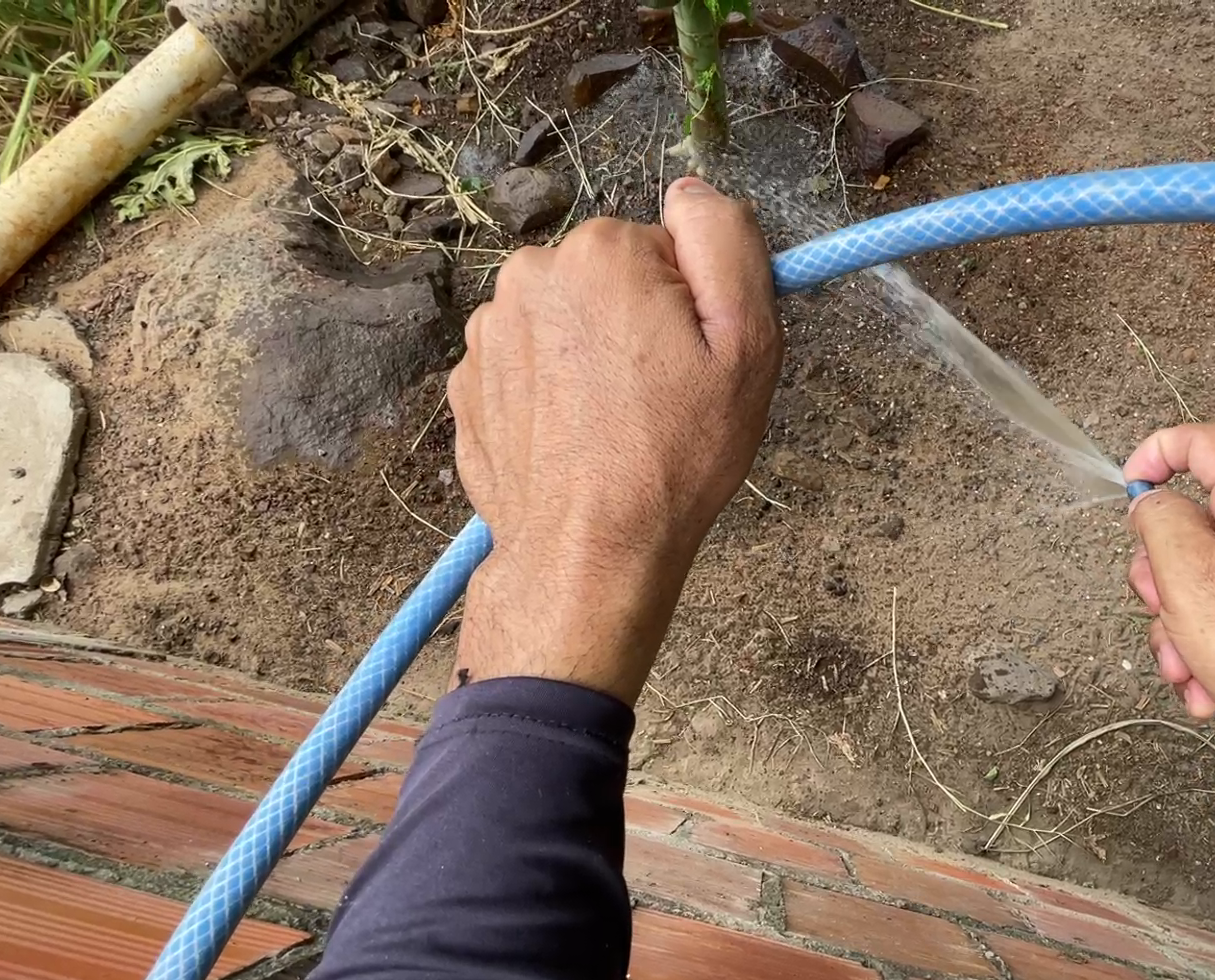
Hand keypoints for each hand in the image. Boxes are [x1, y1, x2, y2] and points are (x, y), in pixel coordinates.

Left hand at [449, 178, 781, 703]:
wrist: (590, 552)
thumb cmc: (676, 457)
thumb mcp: (747, 347)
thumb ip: (729, 244)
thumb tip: (691, 192)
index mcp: (601, 254)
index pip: (665, 250)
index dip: (691, 308)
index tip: (694, 363)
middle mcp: (529, 276)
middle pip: (612, 283)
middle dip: (641, 328)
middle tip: (662, 400)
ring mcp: (488, 334)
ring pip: (569, 326)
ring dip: (596, 362)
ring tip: (618, 429)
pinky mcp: (467, 385)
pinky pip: (531, 369)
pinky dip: (556, 395)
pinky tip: (578, 443)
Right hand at [1124, 424, 1214, 917]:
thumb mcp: (1190, 572)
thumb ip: (1160, 520)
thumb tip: (1149, 504)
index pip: (1203, 443)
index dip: (1156, 452)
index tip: (1127, 485)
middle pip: (1186, 522)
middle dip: (1157, 571)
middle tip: (1162, 602)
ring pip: (1189, 579)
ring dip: (1172, 625)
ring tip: (1187, 663)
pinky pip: (1209, 619)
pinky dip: (1194, 650)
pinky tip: (1204, 684)